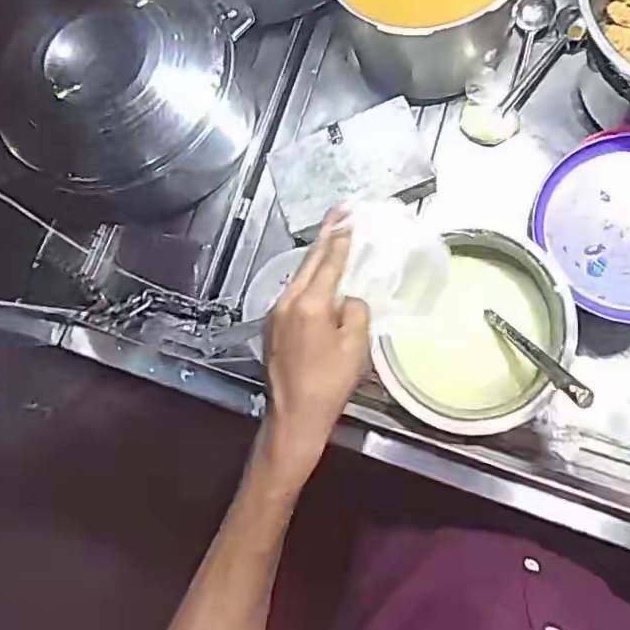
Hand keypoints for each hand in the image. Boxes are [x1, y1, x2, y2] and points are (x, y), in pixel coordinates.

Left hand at [259, 212, 369, 487]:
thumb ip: (355, 312)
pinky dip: (309, 281)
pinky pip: (294, 294)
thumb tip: (347, 300)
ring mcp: (276, 315)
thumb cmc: (329, 382)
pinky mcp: (273, 328)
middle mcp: (287, 303)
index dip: (340, 240)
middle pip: (309, 262)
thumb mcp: (356, 346)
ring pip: (300, 278)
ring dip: (317, 259)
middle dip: (325, 237)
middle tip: (338, 214)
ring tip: (332, 241)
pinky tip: (319, 280)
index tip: (348, 218)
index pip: (328, 263)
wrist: (294, 415)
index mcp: (309, 304)